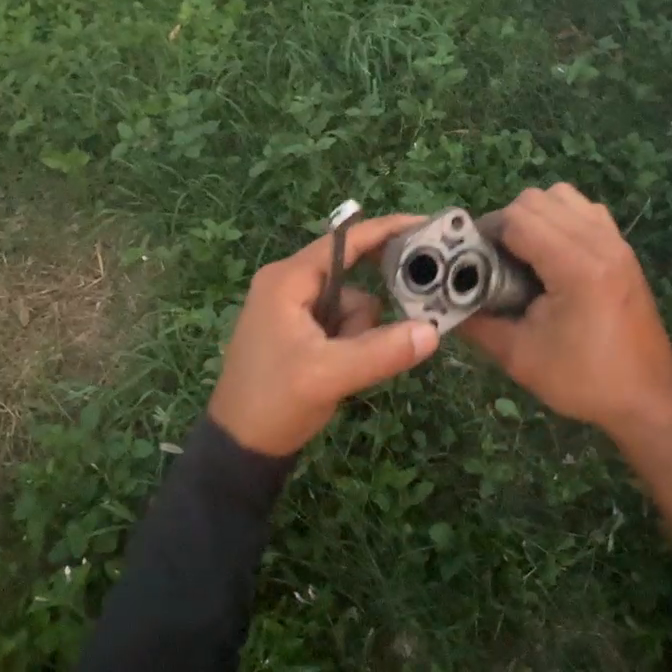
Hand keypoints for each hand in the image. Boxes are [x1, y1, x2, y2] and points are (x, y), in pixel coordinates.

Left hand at [208, 215, 441, 455]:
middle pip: (351, 272)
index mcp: (287, 279)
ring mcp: (290, 307)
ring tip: (343, 366)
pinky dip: (350, 341)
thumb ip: (382, 351)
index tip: (426, 225)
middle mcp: (287, 283)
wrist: (239, 446)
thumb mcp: (330, 375)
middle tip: (408, 314)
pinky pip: (339, 321)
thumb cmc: (275, 401)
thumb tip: (432, 331)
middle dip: (373, 301)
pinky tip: (339, 368)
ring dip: (360, 331)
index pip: (345, 241)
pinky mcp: (296, 330)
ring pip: (350, 302)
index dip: (386, 230)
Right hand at [461, 184, 671, 440]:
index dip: (486, 232)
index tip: (472, 258)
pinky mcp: (622, 248)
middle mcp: (600, 242)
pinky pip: (583, 209)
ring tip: (524, 254)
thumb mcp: (519, 357)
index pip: (518, 219)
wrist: (648, 398)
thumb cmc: (584, 380)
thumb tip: (441, 301)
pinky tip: (552, 256)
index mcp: (577, 267)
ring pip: (561, 196)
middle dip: (506, 222)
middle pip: (537, 199)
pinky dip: (560, 218)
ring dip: (534, 216)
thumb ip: (477, 323)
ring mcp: (616, 241)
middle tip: (494, 260)